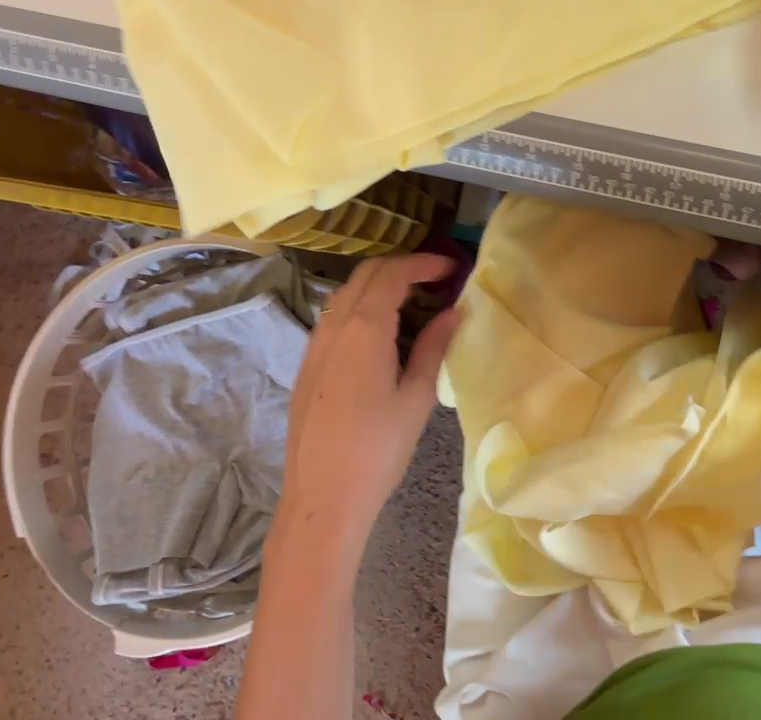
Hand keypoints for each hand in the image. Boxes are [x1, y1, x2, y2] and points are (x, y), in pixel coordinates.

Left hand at [280, 254, 460, 545]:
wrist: (322, 497)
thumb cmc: (378, 449)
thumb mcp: (417, 397)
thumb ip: (434, 348)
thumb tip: (453, 312)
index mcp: (364, 329)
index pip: (393, 274)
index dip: (423, 263)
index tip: (451, 267)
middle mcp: (334, 326)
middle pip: (365, 275)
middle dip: (400, 267)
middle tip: (434, 280)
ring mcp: (315, 345)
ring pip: (345, 294)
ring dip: (377, 285)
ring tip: (412, 302)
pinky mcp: (307, 365)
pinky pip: (334, 317)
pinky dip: (360, 307)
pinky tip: (381, 333)